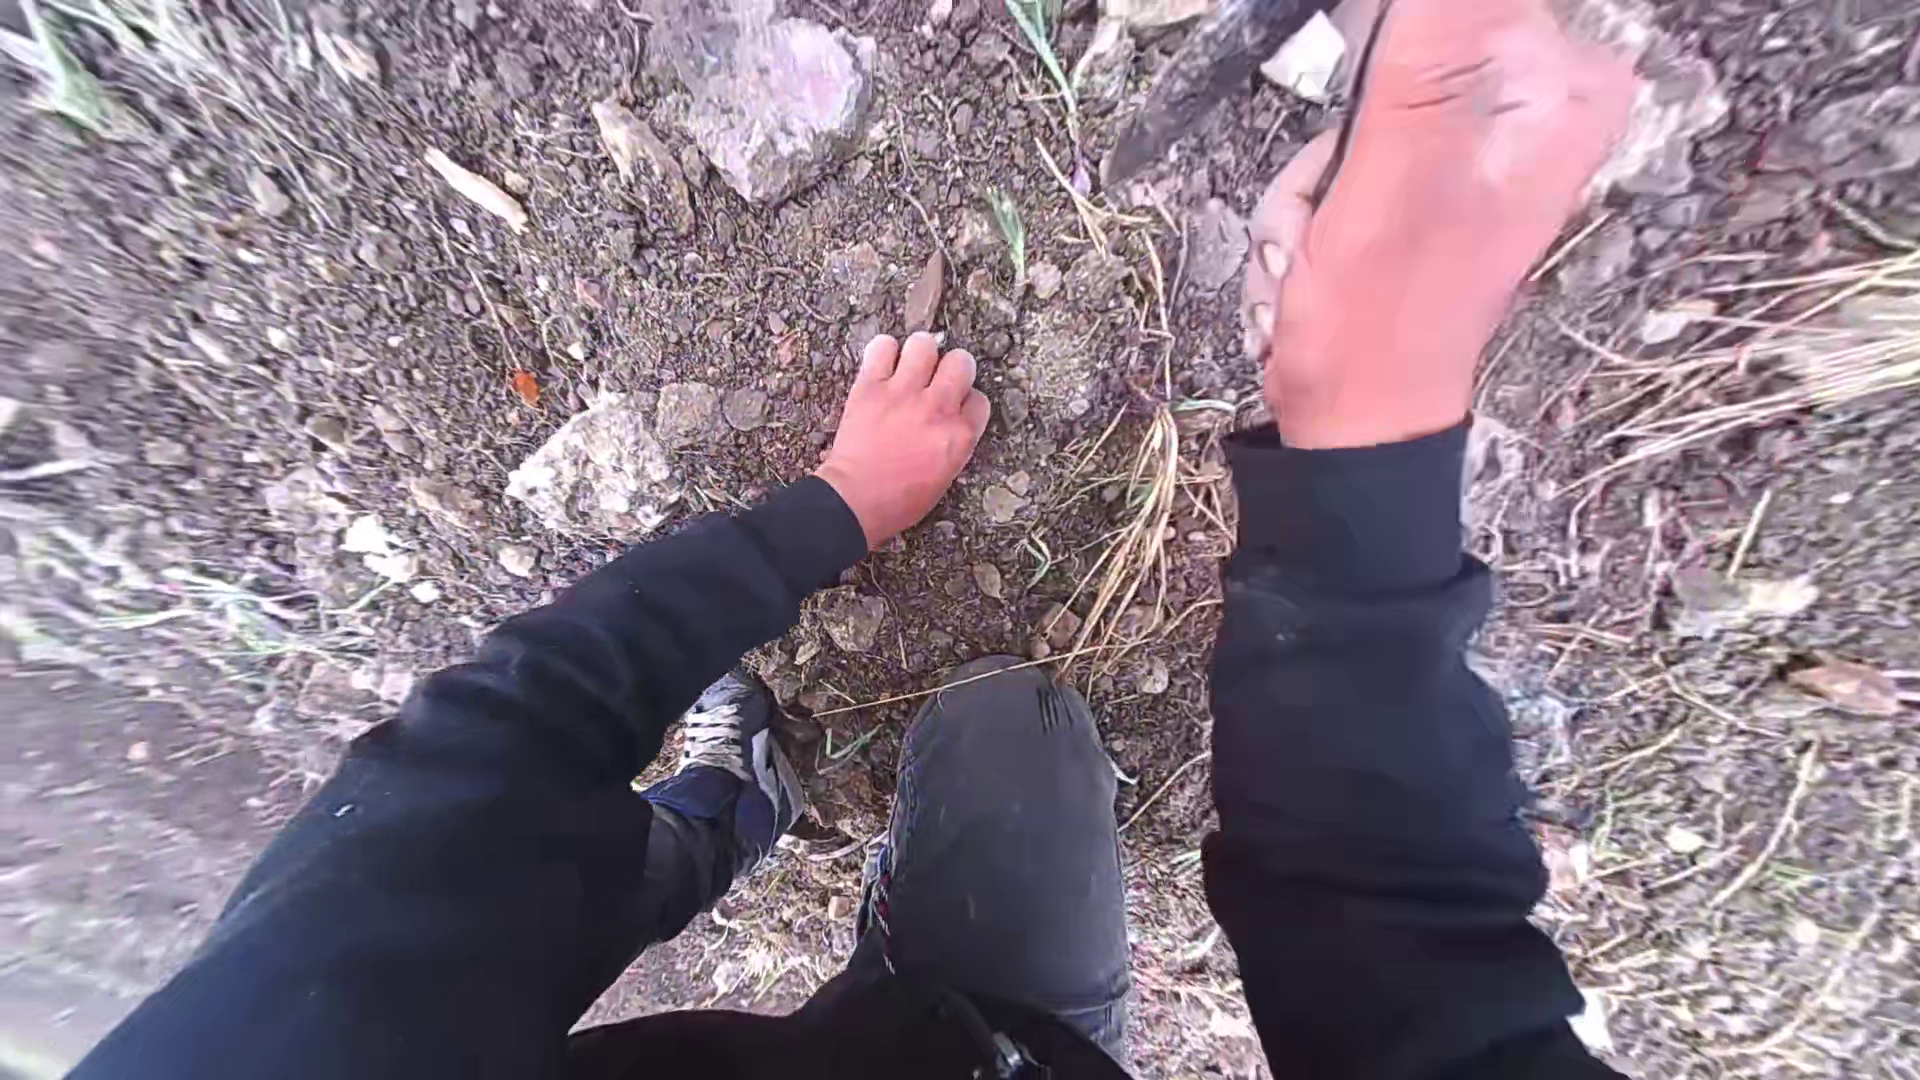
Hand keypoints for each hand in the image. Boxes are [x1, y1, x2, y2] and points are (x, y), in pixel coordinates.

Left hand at [816, 333, 990, 549]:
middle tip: (937, 379)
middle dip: (952, 367)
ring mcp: (903, 394)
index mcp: (960, 436)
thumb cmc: (898, 500)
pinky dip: (883, 350)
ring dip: (919, 353)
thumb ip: (954, 444)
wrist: (855, 501)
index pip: (979, 399)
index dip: (966, 400)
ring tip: (909, 366)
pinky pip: (882, 347)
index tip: (954, 406)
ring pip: (924, 345)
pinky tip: (882, 365)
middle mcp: (937, 408)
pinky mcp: (870, 387)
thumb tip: (952, 421)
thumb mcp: (944, 478)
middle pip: (961, 362)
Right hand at [1242, 0, 1636, 448]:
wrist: (1346, 417)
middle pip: (1376, 88)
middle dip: (1319, 175)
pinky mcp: (1396, 211)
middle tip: (1320, 238)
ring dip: (1298, 216)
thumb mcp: (1391, 183)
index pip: (1444, 17)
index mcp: (1546, 101)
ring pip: (1333, 147)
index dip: (1370, 81)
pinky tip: (1305, 281)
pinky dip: (1298, 239)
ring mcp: (1444, 174)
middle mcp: (1505, 129)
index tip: (1346, 160)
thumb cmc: (1373, 327)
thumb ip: (1425, 57)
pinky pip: (1323, 190)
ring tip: (1306, 274)